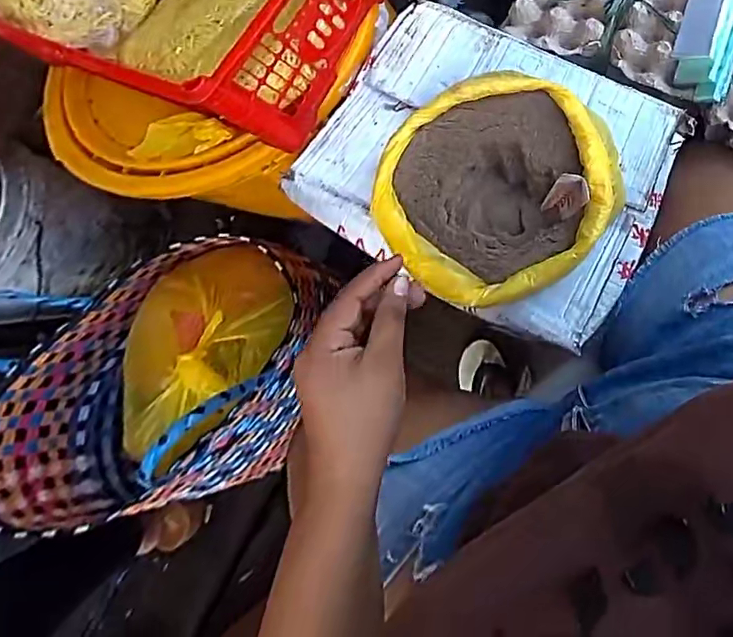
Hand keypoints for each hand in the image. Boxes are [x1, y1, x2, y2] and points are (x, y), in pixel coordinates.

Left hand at [291, 255, 425, 505]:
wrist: (347, 474)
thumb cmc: (367, 415)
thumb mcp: (385, 360)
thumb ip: (391, 318)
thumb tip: (400, 284)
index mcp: (320, 344)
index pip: (350, 296)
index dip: (377, 275)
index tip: (403, 258)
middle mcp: (314, 350)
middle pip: (350, 309)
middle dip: (383, 293)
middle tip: (418, 288)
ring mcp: (321, 367)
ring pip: (352, 325)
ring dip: (381, 311)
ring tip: (412, 302)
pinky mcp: (331, 379)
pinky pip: (352, 342)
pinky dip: (374, 330)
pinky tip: (393, 327)